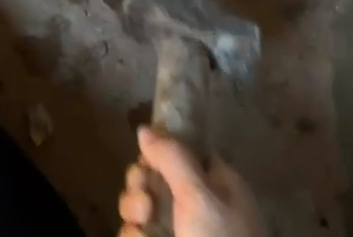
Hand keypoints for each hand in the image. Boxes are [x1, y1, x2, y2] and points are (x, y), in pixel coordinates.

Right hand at [119, 127, 265, 236]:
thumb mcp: (199, 195)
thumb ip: (172, 156)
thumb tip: (144, 128)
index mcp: (219, 185)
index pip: (183, 150)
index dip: (161, 149)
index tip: (146, 155)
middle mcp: (199, 206)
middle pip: (155, 175)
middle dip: (140, 182)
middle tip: (145, 197)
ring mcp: (180, 232)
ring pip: (141, 205)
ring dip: (133, 209)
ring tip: (143, 224)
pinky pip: (136, 232)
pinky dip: (133, 235)